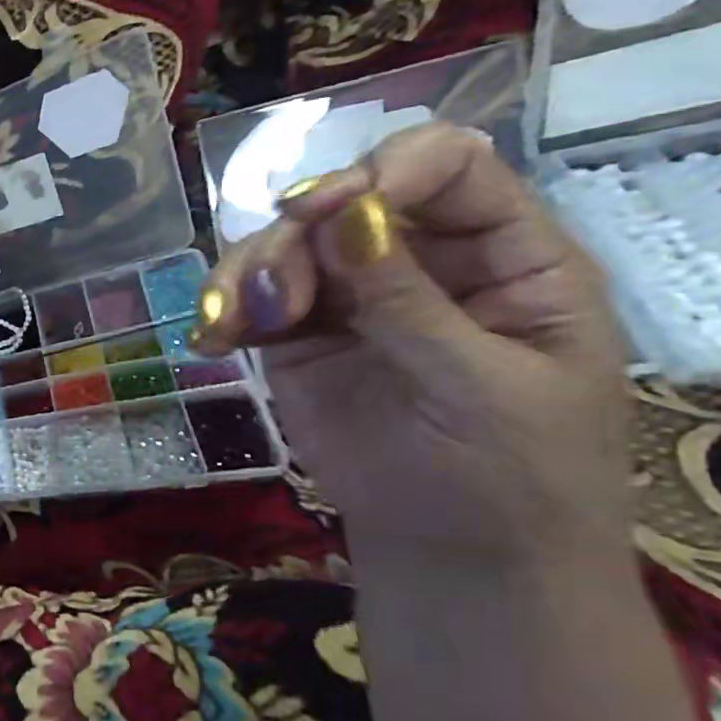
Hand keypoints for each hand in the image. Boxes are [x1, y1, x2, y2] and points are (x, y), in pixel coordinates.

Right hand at [191, 123, 628, 559]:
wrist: (453, 551)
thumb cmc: (509, 472)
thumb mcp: (475, 383)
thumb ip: (406, 300)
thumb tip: (344, 213)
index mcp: (506, 258)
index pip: (447, 170)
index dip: (383, 172)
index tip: (318, 211)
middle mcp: (422, 263)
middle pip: (342, 204)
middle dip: (291, 240)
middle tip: (269, 298)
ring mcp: (352, 301)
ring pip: (283, 248)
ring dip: (246, 276)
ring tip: (231, 328)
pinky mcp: (297, 340)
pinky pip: (250, 301)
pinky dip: (222, 312)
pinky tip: (212, 341)